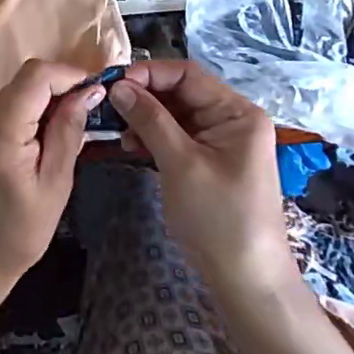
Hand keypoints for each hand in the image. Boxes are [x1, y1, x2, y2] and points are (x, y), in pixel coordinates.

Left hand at [0, 60, 100, 286]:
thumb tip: (90, 91)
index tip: (98, 92)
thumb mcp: (56, 182)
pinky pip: (9, 104)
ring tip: (75, 126)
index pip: (36, 75)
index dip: (70, 75)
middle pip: (27, 79)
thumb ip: (69, 130)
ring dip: (49, 99)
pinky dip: (33, 110)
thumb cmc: (21, 228)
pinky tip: (50, 135)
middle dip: (62, 87)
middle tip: (92, 112)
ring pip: (19, 89)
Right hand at [108, 60, 296, 289]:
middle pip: (179, 91)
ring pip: (173, 113)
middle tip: (107, 107)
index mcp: (237, 113)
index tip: (111, 84)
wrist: (246, 279)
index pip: (186, 75)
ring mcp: (220, 140)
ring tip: (119, 132)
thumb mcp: (181, 164)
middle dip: (142, 96)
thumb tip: (118, 85)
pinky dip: (152, 136)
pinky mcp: (207, 160)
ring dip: (144, 117)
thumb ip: (150, 120)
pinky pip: (175, 134)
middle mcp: (231, 119)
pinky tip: (132, 146)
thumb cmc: (219, 218)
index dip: (147, 74)